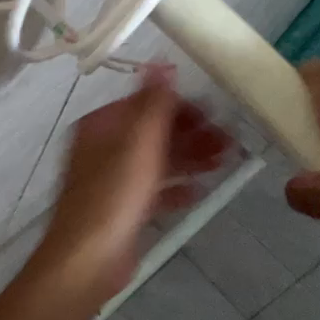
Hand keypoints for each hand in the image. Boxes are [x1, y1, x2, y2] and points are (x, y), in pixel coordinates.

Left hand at [34, 68, 232, 300]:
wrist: (88, 259)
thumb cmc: (112, 197)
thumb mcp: (137, 144)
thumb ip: (152, 104)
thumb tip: (162, 61)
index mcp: (99, 126)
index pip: (141, 103)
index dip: (177, 105)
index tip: (215, 111)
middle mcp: (101, 147)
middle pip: (150, 131)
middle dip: (189, 132)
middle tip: (231, 139)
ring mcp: (110, 179)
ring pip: (155, 160)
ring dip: (188, 157)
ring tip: (226, 160)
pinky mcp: (121, 208)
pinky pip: (154, 189)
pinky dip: (176, 186)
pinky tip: (201, 190)